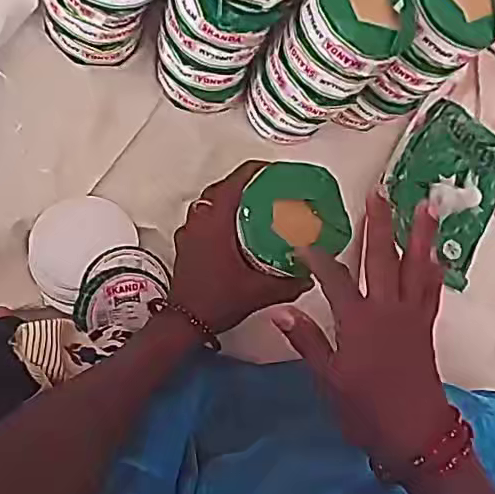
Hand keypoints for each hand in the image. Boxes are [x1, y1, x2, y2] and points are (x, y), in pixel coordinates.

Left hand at [167, 161, 311, 333]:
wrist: (185, 322)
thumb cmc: (216, 301)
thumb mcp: (259, 291)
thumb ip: (289, 282)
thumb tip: (309, 276)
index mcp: (216, 223)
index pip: (234, 182)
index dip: (255, 171)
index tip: (273, 171)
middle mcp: (198, 222)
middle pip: (221, 189)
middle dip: (244, 184)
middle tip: (268, 189)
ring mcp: (188, 233)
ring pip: (209, 204)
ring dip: (229, 200)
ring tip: (253, 207)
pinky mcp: (185, 246)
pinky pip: (202, 220)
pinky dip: (218, 218)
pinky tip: (234, 232)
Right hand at [272, 192, 450, 468]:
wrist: (415, 435)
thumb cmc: (366, 410)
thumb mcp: (329, 380)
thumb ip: (307, 342)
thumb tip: (279, 312)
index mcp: (358, 322)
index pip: (335, 280)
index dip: (318, 260)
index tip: (303, 245)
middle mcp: (388, 310)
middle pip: (382, 258)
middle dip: (379, 224)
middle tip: (379, 193)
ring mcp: (412, 316)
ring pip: (416, 267)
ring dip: (420, 235)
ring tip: (425, 206)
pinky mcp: (426, 327)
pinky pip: (431, 290)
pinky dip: (434, 269)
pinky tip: (437, 254)